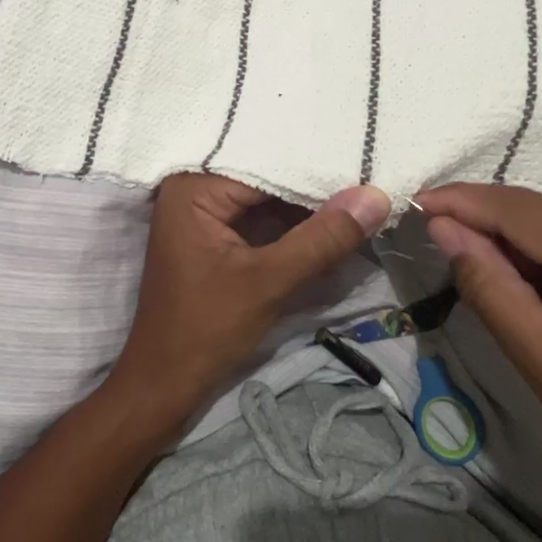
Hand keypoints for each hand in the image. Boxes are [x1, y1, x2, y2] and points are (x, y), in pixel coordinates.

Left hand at [108, 174, 388, 430]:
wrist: (164, 380)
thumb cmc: (206, 328)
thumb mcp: (269, 281)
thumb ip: (322, 238)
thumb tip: (376, 196)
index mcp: (193, 187)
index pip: (265, 161)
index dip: (316, 165)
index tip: (367, 161)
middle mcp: (192, 188)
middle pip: (264, 175)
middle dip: (313, 182)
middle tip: (371, 173)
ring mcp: (200, 212)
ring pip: (264, 197)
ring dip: (306, 204)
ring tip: (362, 194)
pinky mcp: (211, 234)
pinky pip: (257, 217)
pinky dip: (290, 223)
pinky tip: (331, 221)